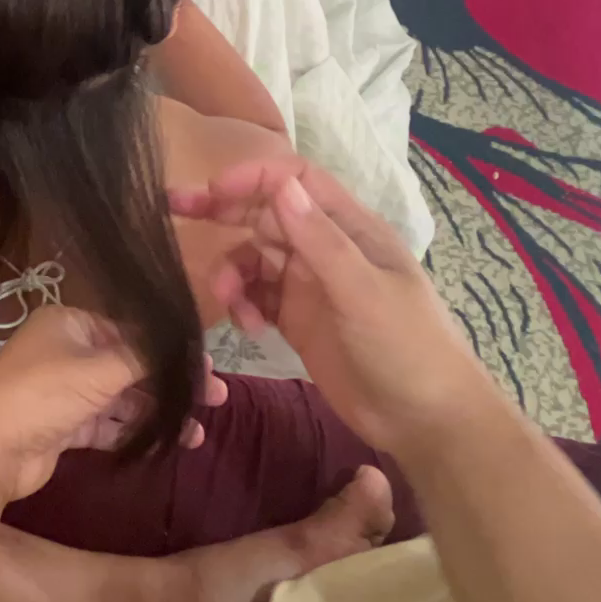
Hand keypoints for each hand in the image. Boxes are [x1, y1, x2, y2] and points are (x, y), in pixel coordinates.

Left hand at [0, 305, 228, 501]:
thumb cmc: (42, 394)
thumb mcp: (98, 370)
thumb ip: (145, 357)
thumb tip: (187, 343)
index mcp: (68, 323)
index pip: (128, 329)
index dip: (169, 348)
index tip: (209, 366)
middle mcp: (65, 350)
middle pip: (127, 363)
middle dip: (169, 382)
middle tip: (216, 398)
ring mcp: (63, 389)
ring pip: (120, 396)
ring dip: (157, 411)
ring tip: (197, 431)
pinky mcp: (63, 424)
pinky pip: (107, 423)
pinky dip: (135, 430)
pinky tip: (170, 442)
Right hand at [171, 156, 511, 457]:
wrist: (425, 423)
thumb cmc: (407, 348)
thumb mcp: (363, 292)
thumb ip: (320, 240)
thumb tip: (279, 186)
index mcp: (349, 228)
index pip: (294, 181)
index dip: (253, 178)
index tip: (213, 190)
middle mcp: (323, 247)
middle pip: (264, 213)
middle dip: (221, 209)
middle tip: (174, 208)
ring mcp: (307, 282)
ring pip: (252, 256)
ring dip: (231, 271)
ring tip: (224, 299)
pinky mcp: (293, 317)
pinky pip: (253, 295)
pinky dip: (241, 303)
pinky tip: (246, 325)